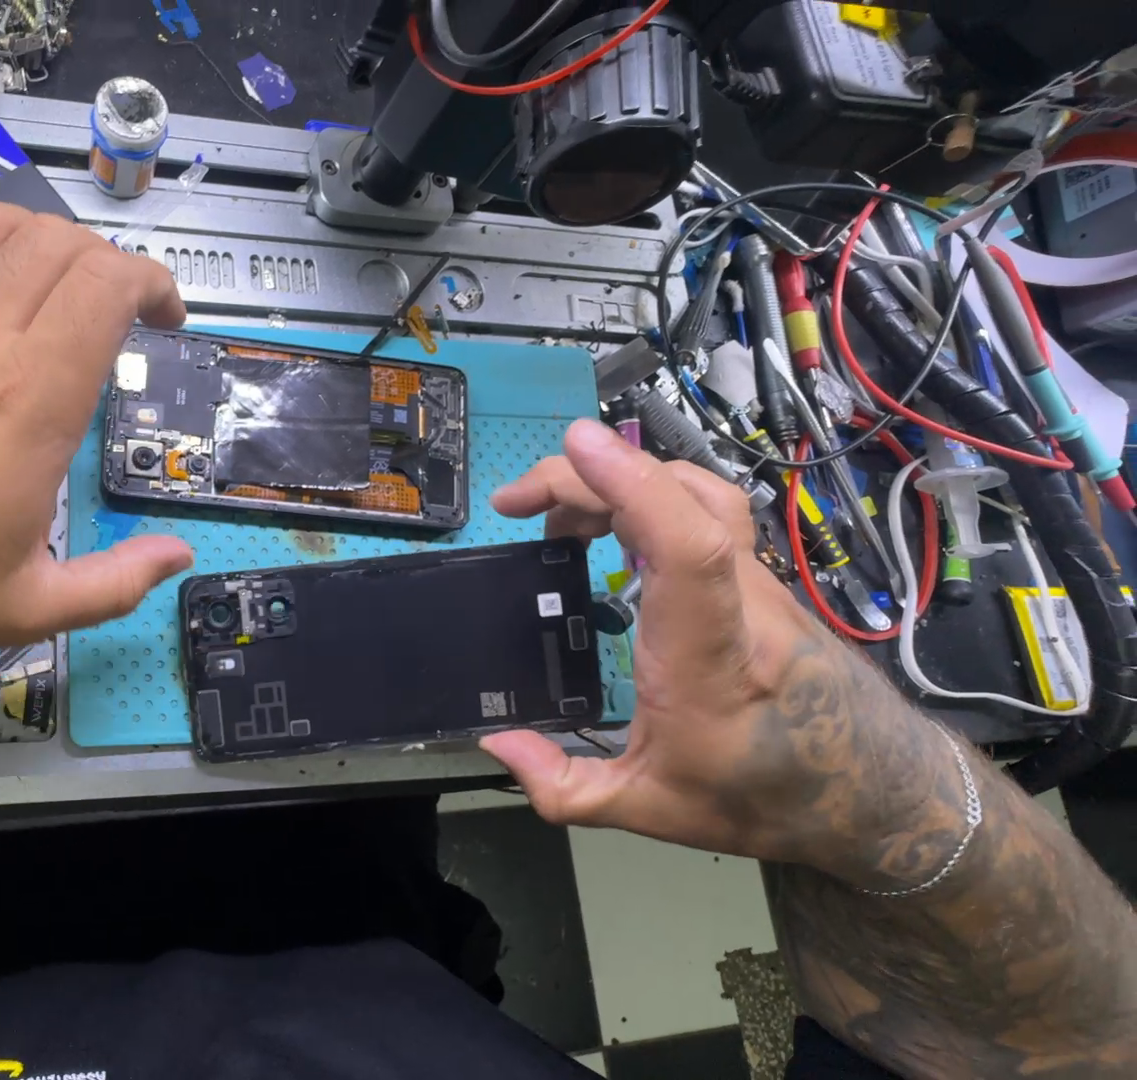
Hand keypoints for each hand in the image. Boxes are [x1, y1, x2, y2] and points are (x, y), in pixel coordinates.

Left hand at [0, 198, 194, 655]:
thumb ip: (116, 583)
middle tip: (126, 310)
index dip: (153, 282)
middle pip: (59, 241)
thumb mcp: (31, 607)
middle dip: (112, 260)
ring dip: (43, 237)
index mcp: (30, 400)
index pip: (105, 286)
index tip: (167, 318)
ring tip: (59, 283)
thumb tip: (177, 556)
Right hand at [482, 418, 933, 875]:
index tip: (577, 447)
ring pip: (698, 494)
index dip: (634, 487)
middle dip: (589, 477)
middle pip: (682, 500)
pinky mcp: (753, 579)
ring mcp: (753, 584)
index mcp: (708, 659)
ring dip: (617, 480)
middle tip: (512, 503)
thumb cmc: (763, 799)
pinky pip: (701, 512)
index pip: (689, 550)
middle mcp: (739, 604)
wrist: (880, 793)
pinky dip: (641, 496)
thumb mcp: (652, 811)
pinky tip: (601, 526)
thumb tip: (495, 743)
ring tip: (550, 514)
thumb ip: (565, 788)